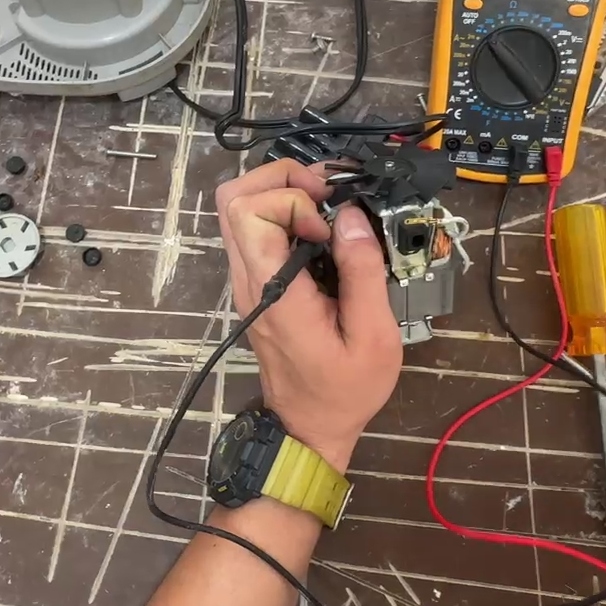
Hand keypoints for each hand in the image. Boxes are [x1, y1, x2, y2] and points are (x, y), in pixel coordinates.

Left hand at [214, 160, 403, 469]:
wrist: (309, 427)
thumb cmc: (344, 390)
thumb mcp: (373, 336)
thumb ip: (362, 272)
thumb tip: (351, 216)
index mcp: (274, 292)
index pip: (248, 212)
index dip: (290, 200)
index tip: (328, 226)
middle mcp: (249, 279)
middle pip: (232, 198)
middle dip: (280, 178)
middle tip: (325, 195)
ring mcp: (247, 280)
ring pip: (238, 209)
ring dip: (281, 191)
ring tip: (326, 206)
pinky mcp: (255, 283)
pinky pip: (254, 228)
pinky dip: (283, 211)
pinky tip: (320, 226)